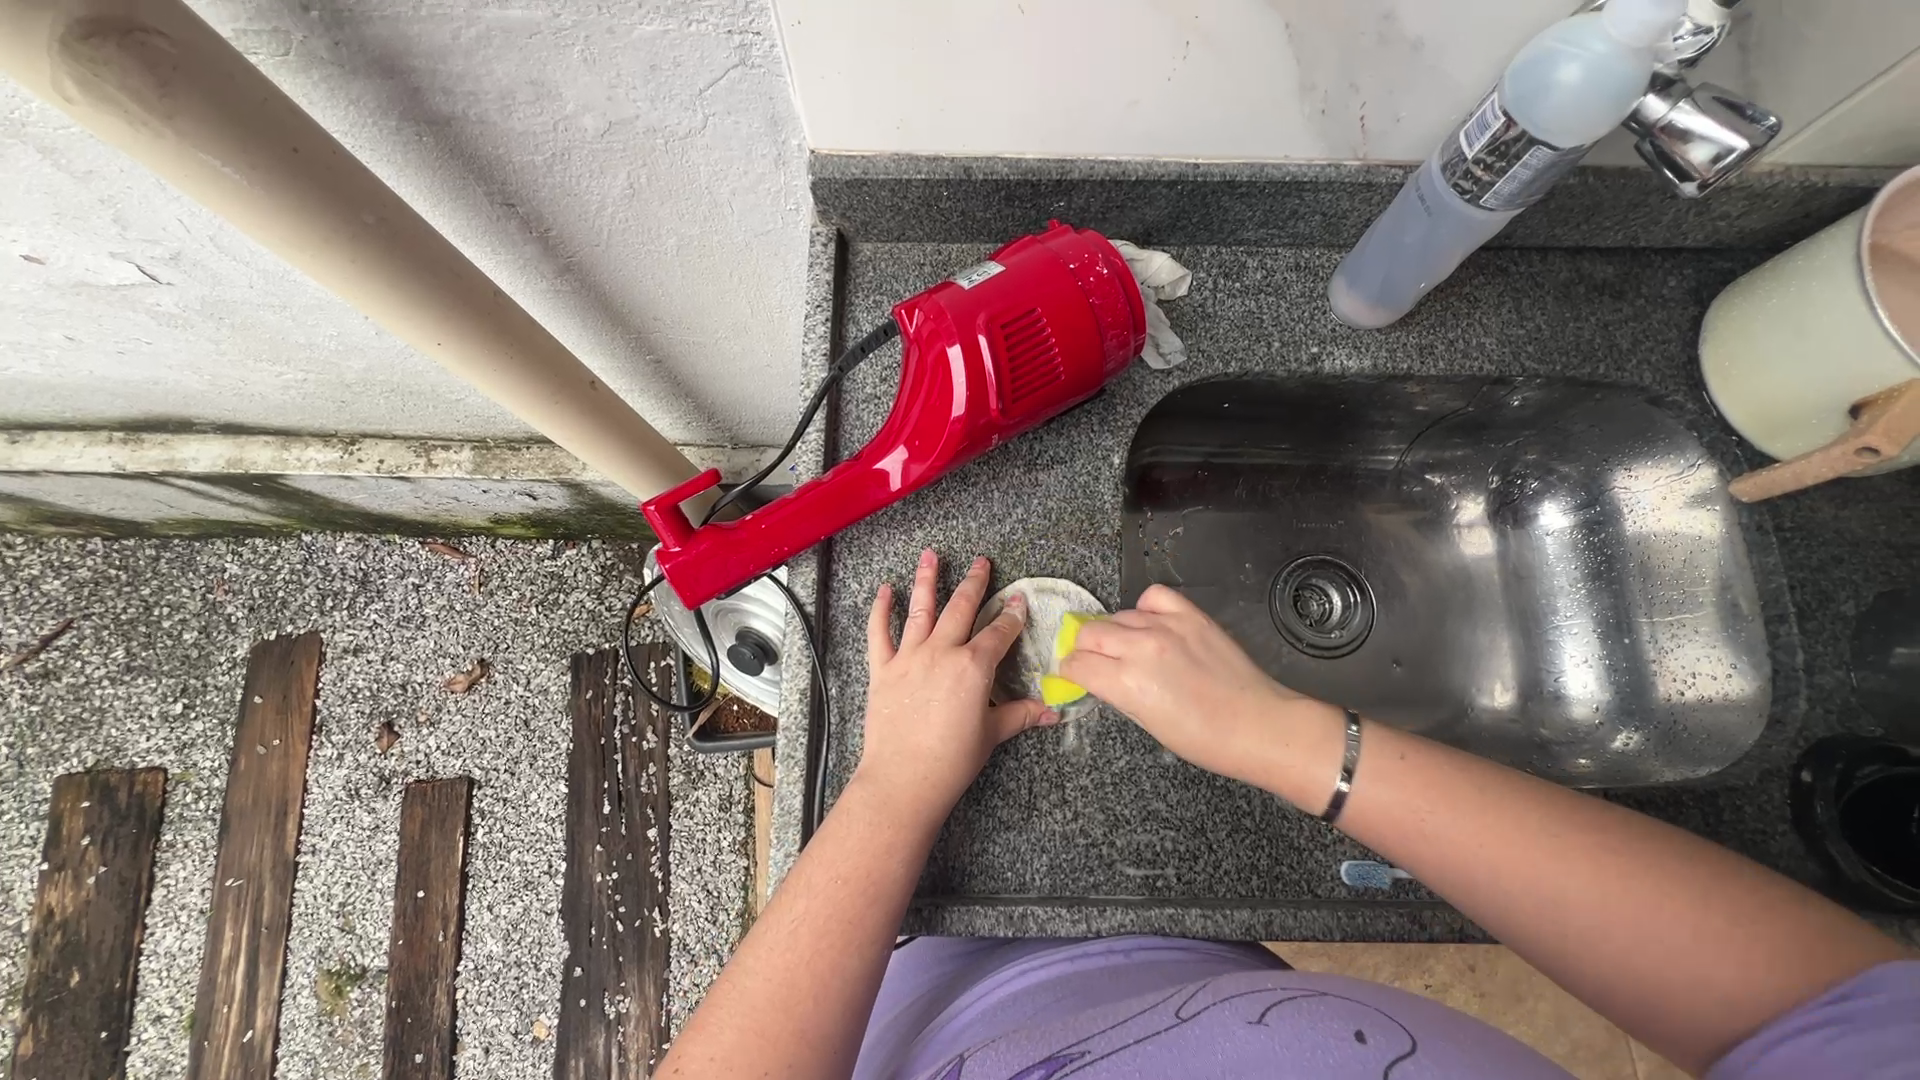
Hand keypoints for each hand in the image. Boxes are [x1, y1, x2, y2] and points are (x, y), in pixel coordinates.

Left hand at [853, 550, 1056, 824]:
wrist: (903, 779)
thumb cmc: (951, 761)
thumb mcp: (991, 734)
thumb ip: (1020, 715)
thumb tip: (1053, 712)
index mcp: (973, 666)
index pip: (999, 633)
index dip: (1012, 615)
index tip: (1019, 600)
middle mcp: (942, 653)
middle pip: (962, 609)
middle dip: (975, 583)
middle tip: (982, 562)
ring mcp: (910, 658)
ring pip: (921, 609)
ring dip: (927, 579)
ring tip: (931, 554)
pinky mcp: (883, 670)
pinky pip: (880, 633)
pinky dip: (881, 610)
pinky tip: (885, 590)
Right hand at [1059, 584, 1343, 790]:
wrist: (1258, 726)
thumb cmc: (1203, 740)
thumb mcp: (1147, 723)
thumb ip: (1117, 692)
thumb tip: (1099, 676)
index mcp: (1126, 681)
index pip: (1076, 663)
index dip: (1072, 672)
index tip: (1078, 677)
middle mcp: (1141, 647)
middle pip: (1089, 632)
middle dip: (1086, 649)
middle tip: (1098, 664)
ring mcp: (1167, 626)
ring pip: (1118, 615)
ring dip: (1115, 632)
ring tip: (1130, 649)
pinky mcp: (1191, 616)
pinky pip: (1153, 597)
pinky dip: (1144, 609)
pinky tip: (1151, 625)